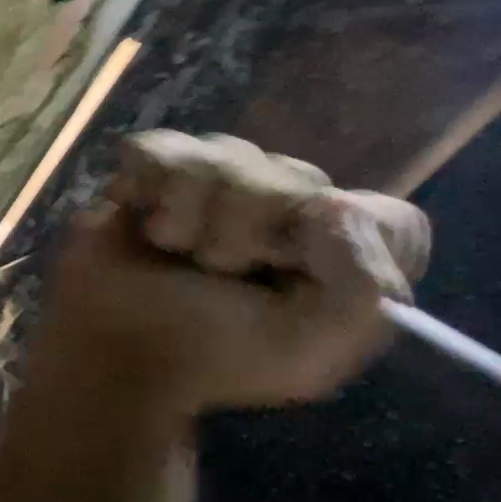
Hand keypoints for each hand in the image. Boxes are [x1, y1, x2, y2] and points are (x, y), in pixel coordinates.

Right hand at [41, 131, 431, 412]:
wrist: (113, 349)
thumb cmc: (210, 355)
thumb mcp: (306, 354)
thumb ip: (361, 293)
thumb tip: (333, 205)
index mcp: (340, 256)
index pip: (387, 216)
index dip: (342, 240)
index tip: (291, 268)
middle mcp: (288, 207)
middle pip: (295, 175)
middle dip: (247, 229)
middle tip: (213, 269)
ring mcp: (218, 181)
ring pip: (223, 152)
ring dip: (189, 212)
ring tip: (169, 247)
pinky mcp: (152, 168)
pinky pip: (159, 146)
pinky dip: (144, 183)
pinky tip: (137, 214)